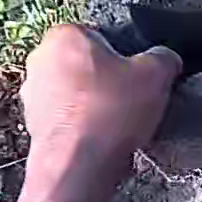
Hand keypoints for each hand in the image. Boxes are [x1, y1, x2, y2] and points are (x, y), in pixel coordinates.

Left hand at [20, 24, 180, 198]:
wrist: (78, 165)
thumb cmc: (109, 114)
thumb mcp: (155, 76)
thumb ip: (164, 58)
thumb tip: (167, 59)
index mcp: (65, 35)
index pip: (103, 37)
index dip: (128, 58)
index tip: (141, 78)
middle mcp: (41, 59)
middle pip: (88, 66)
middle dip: (110, 82)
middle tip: (134, 101)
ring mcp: (34, 94)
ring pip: (77, 94)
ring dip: (97, 107)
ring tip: (120, 125)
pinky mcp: (35, 125)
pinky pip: (69, 120)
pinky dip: (85, 128)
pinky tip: (104, 140)